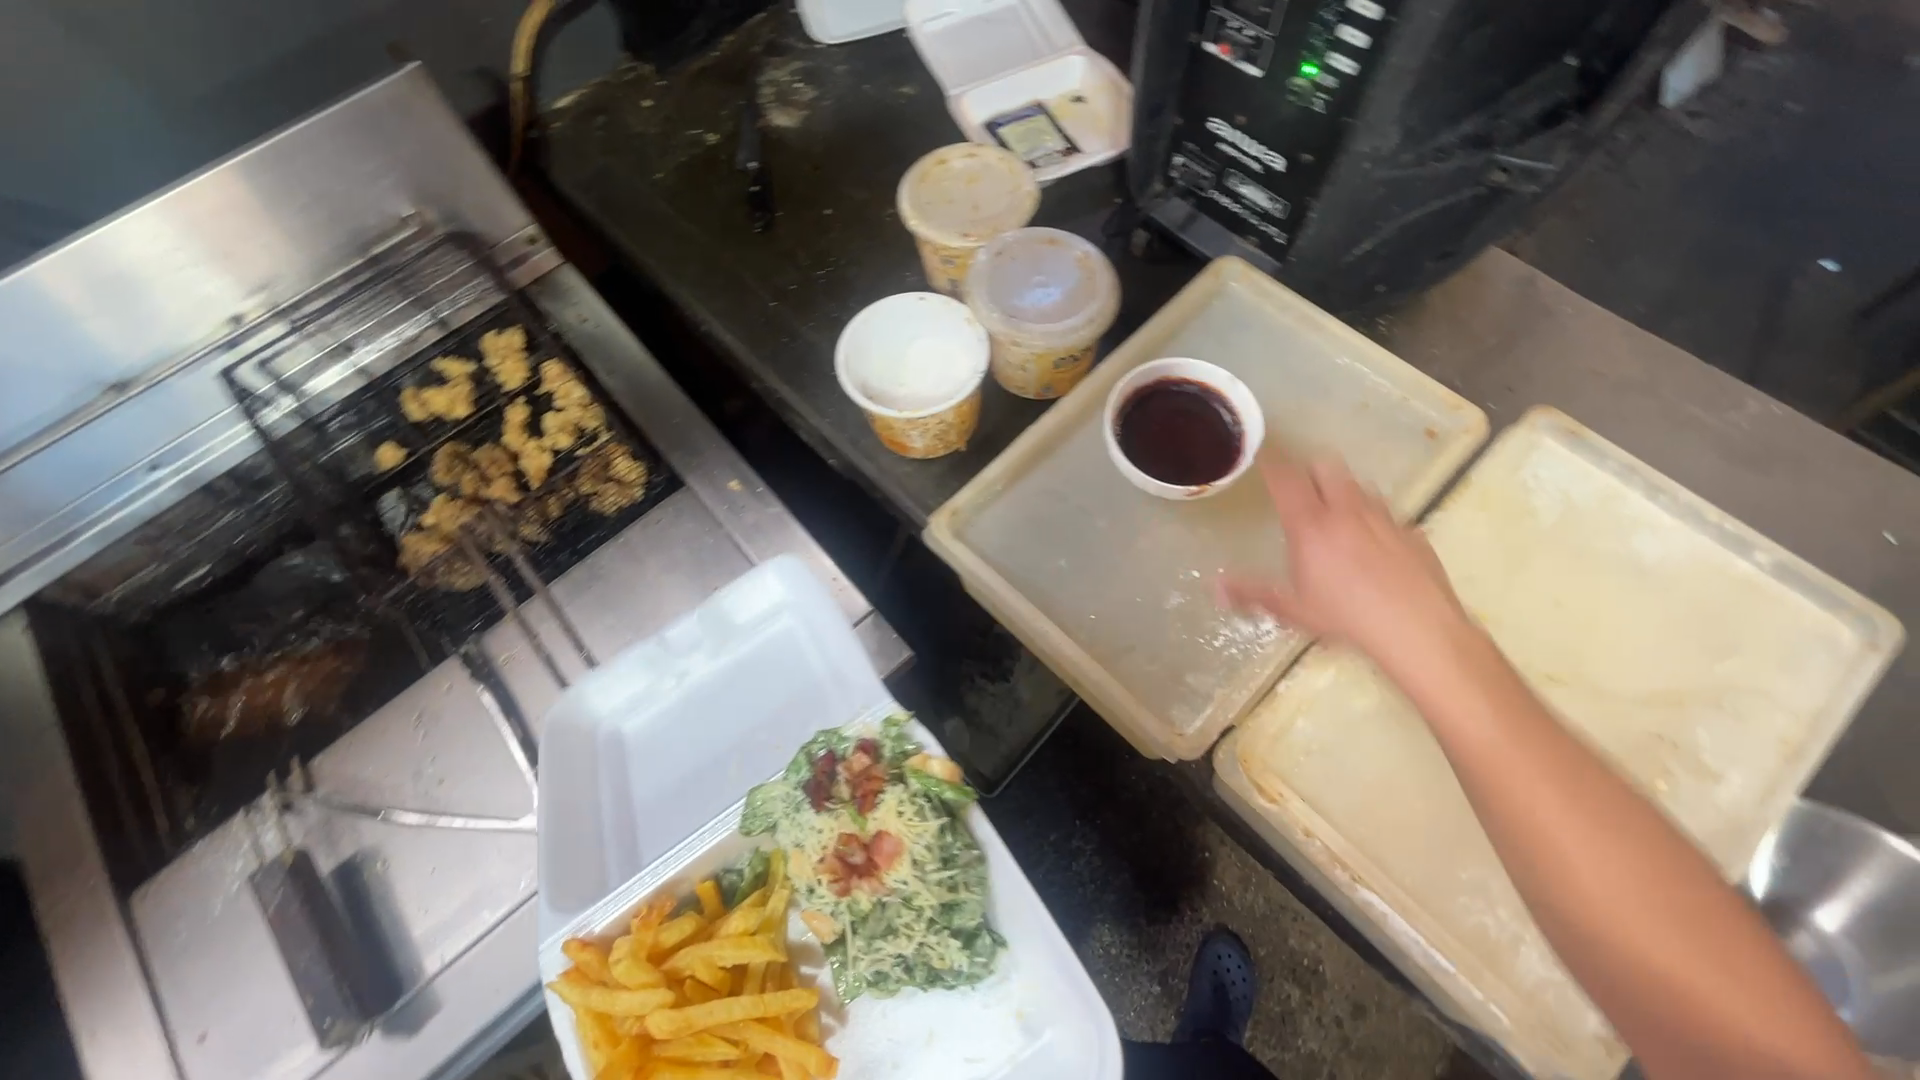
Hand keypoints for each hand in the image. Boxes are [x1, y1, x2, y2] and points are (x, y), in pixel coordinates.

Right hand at [1218, 457, 1471, 667]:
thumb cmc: (1345, 617)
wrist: (1417, 628)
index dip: (1274, 464)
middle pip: (1327, 467)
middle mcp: (1347, 511)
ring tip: (1338, 511)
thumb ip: (1252, 593)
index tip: (1266, 457)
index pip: (1286, 479)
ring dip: (1345, 491)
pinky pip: (1388, 514)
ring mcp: (1384, 518)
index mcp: (1310, 525)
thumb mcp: (1292, 610)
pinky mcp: (1412, 532)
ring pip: (1360, 486)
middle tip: (1302, 485)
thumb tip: (1215, 586)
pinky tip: (1374, 545)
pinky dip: (1375, 520)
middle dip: (1312, 469)